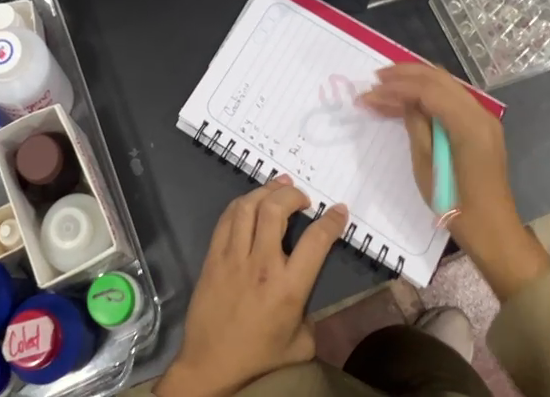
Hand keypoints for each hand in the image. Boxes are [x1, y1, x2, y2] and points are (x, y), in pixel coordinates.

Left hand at [155, 175, 348, 396]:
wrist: (211, 364)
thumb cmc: (259, 357)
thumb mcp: (301, 344)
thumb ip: (310, 314)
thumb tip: (308, 292)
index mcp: (288, 288)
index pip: (315, 242)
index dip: (331, 221)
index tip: (338, 210)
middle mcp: (261, 264)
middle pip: (275, 210)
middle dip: (292, 195)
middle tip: (302, 197)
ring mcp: (233, 257)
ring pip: (248, 207)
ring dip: (265, 191)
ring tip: (279, 186)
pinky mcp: (213, 256)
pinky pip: (226, 218)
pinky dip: (241, 204)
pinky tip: (251, 202)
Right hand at [358, 62, 549, 298]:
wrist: (493, 232)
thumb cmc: (456, 205)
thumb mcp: (427, 166)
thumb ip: (416, 126)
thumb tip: (404, 101)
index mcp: (468, 123)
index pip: (427, 90)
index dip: (395, 87)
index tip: (369, 92)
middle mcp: (480, 113)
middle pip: (438, 78)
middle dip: (404, 75)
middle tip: (375, 79)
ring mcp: (483, 119)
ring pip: (445, 84)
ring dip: (415, 81)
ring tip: (386, 86)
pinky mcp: (480, 127)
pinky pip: (451, 99)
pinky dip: (428, 94)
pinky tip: (408, 100)